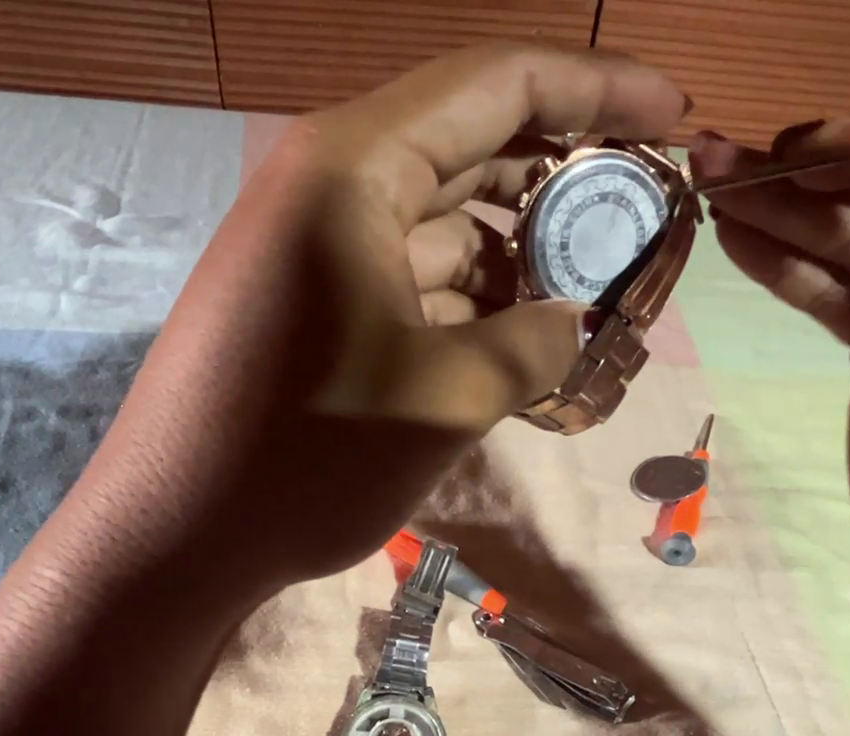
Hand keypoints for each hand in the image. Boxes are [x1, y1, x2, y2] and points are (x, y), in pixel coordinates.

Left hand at [92, 46, 685, 590]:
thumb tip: (571, 323)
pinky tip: (523, 337)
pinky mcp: (309, 306)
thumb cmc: (305, 459)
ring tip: (598, 289)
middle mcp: (327, 185)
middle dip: (564, 178)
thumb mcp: (447, 399)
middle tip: (644, 214)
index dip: (599, 90)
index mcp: (354, 168)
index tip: (675, 117)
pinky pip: (410, 279)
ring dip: (520, 251)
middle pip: (472, 147)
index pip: (498, 84)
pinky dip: (470, 300)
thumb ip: (535, 343)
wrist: (174, 538)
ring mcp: (313, 249)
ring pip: (443, 223)